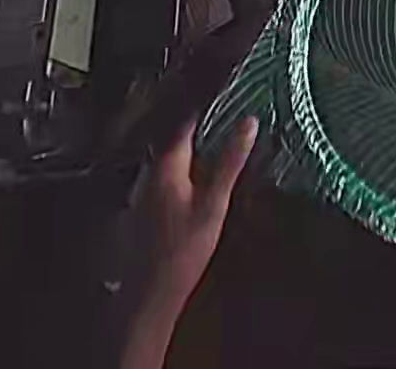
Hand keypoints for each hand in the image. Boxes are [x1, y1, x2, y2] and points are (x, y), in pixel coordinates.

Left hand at [140, 114, 257, 306]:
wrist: (151, 296)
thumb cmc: (184, 247)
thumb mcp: (214, 202)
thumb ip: (230, 161)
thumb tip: (250, 120)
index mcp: (167, 162)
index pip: (187, 121)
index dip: (208, 109)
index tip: (231, 99)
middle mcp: (152, 168)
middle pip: (179, 138)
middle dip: (204, 128)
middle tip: (232, 119)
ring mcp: (146, 188)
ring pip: (174, 157)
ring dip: (196, 149)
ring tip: (221, 144)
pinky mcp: (146, 206)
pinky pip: (169, 174)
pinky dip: (186, 169)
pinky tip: (202, 178)